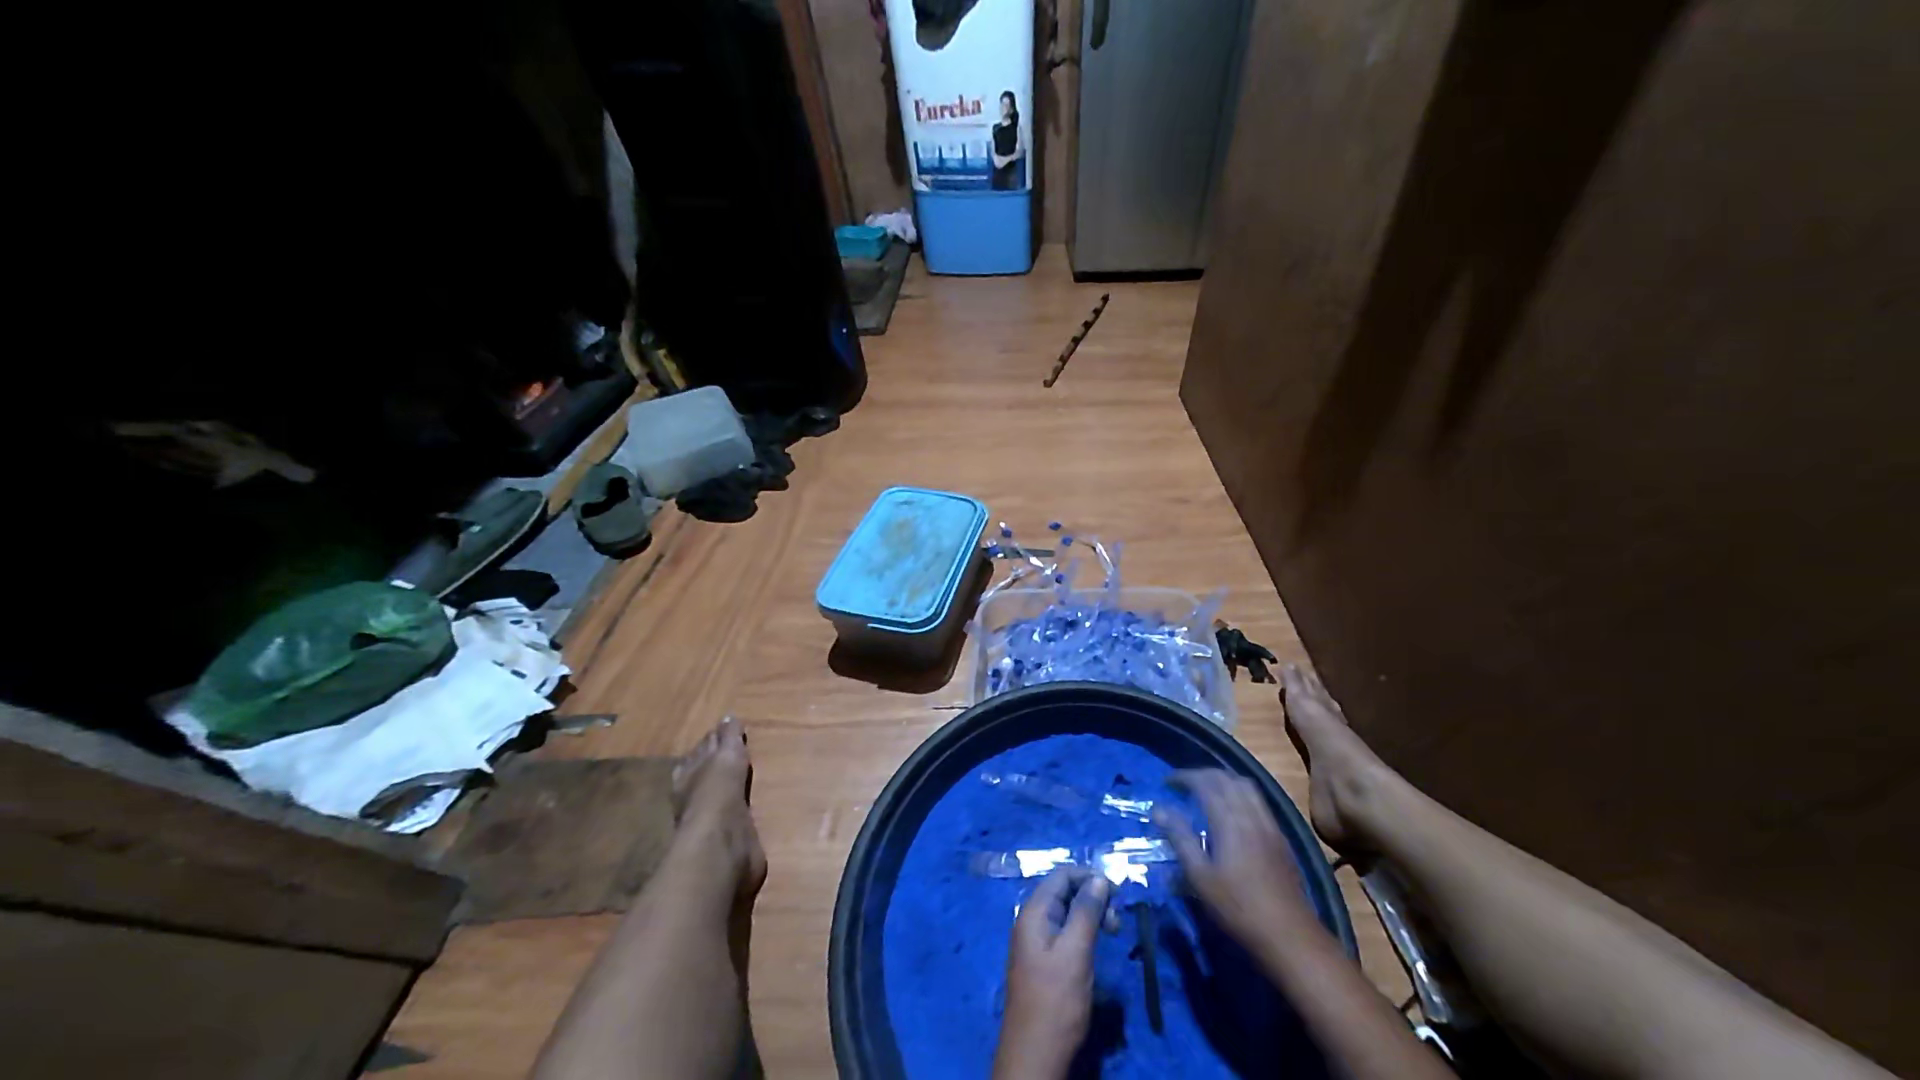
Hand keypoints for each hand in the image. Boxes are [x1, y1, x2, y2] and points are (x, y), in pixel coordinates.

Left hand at [992, 867, 1108, 1079]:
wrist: (1035, 1053)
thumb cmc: (1056, 1000)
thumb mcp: (1075, 952)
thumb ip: (1086, 912)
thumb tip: (1099, 878)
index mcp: (1033, 912)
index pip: (1061, 875)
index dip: (1089, 876)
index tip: (1117, 893)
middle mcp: (1031, 920)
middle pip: (1063, 892)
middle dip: (1092, 897)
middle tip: (1117, 921)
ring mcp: (1036, 941)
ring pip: (1066, 913)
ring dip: (1091, 915)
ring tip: (1113, 933)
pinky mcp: (1044, 960)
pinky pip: (1064, 932)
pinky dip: (1083, 932)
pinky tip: (1097, 945)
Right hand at [1156, 770, 1315, 950]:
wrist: (1290, 935)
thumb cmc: (1237, 908)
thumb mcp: (1200, 876)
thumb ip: (1180, 838)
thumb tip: (1159, 809)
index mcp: (1230, 821)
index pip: (1205, 783)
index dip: (1184, 777)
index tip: (1166, 783)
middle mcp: (1252, 815)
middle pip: (1228, 779)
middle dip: (1203, 775)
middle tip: (1184, 785)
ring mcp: (1270, 826)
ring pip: (1247, 787)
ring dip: (1224, 781)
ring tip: (1206, 793)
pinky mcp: (1281, 838)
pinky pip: (1259, 802)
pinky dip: (1240, 795)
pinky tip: (1232, 814)